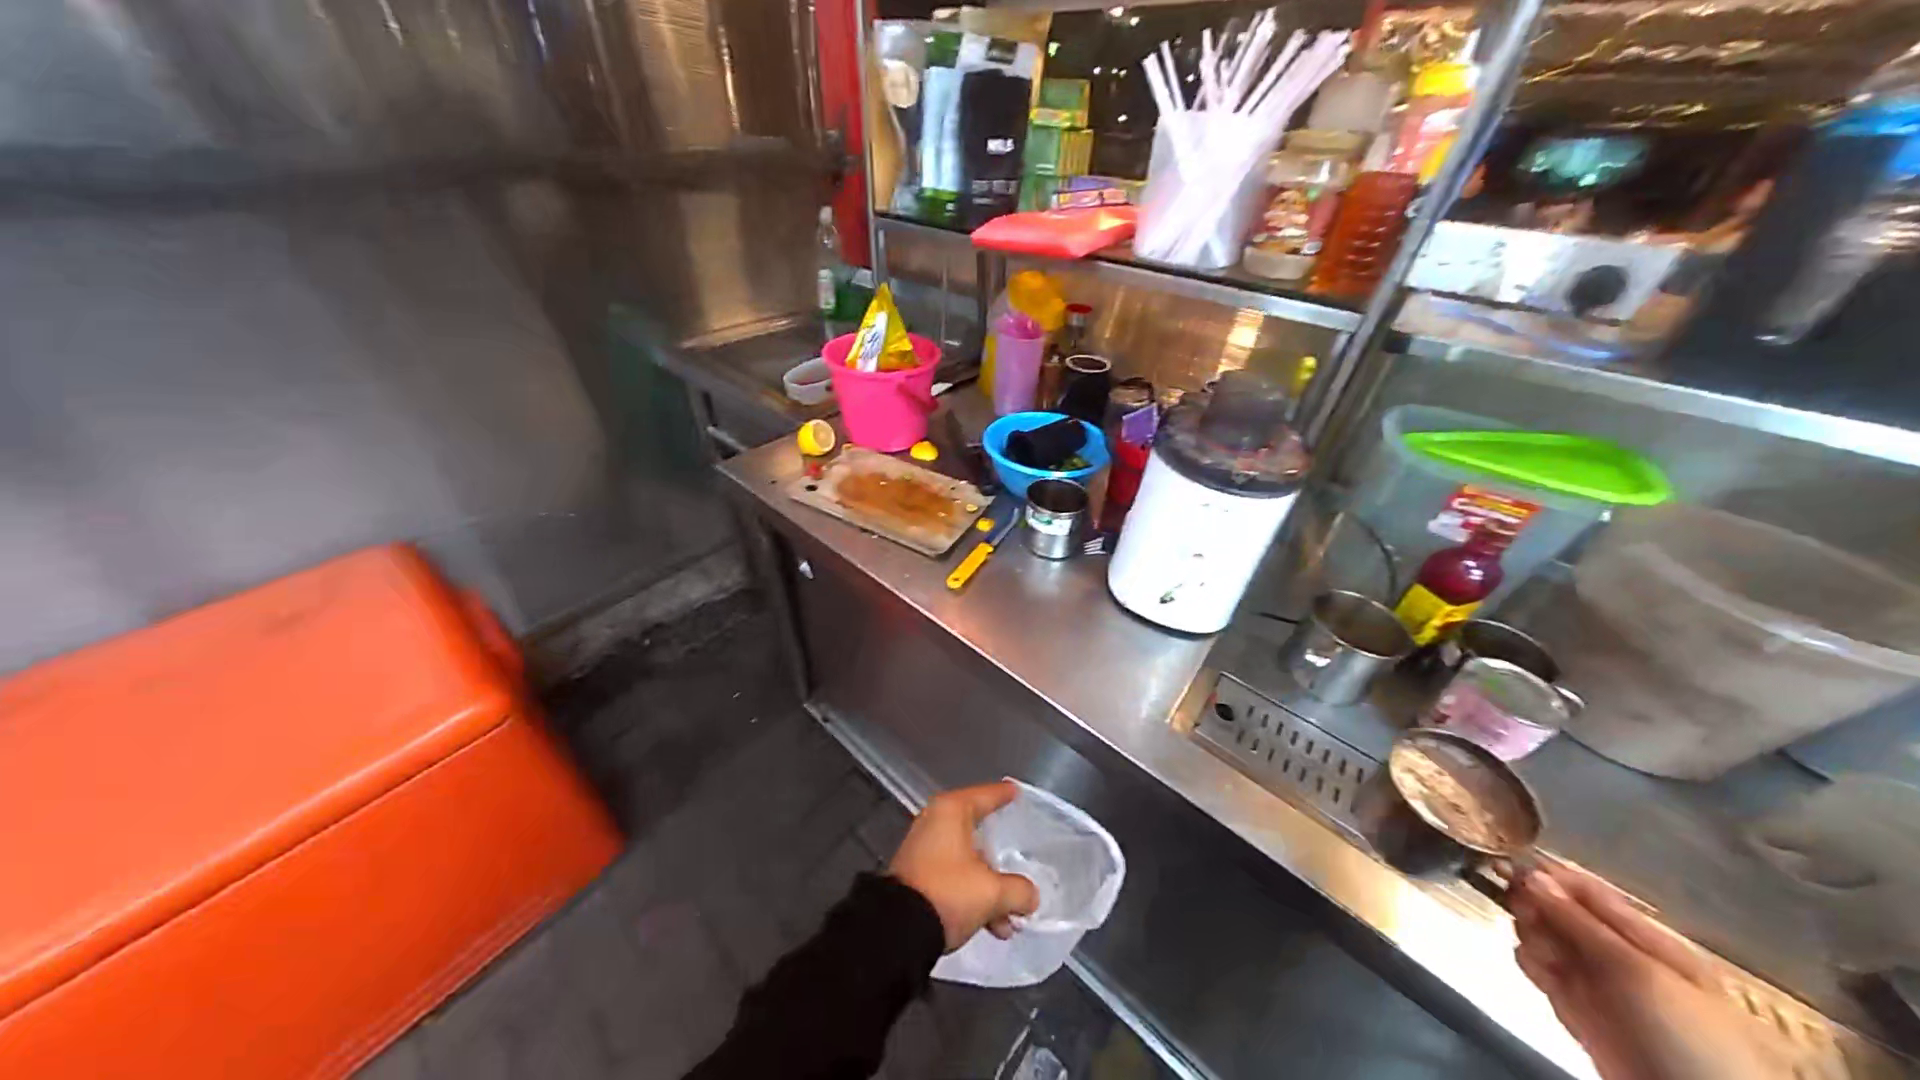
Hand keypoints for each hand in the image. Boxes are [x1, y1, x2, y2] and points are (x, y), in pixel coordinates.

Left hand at [888, 782, 1040, 950]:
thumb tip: (1030, 896)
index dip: (1003, 794)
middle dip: (1000, 856)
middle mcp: (935, 822)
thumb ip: (1019, 890)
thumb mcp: (992, 892)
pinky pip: (954, 877)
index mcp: (951, 812)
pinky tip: (993, 925)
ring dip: (990, 887)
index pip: (986, 795)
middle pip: (977, 831)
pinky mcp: (917, 874)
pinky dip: (973, 894)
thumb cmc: (948, 892)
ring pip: (968, 860)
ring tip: (1010, 917)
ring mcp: (924, 849)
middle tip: (1020, 859)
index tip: (1015, 791)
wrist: (897, 928)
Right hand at [1511, 864, 1795, 1079]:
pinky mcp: (1580, 1012)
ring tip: (1537, 948)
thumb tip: (1531, 875)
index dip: (1549, 876)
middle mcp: (1620, 957)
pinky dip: (1532, 965)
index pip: (1589, 893)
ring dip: (1533, 936)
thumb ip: (1580, 922)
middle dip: (1536, 907)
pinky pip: (1546, 975)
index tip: (1509, 868)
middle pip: (1562, 914)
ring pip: (1548, 942)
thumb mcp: (1636, 971)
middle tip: (1523, 912)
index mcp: (1647, 939)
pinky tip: (1531, 964)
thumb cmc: (1686, 1037)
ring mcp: (1600, 987)